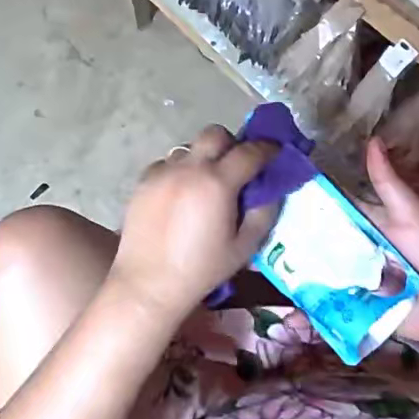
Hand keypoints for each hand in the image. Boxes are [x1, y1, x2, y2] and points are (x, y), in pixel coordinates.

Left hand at [107, 125, 279, 321]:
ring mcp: (163, 171)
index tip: (275, 152)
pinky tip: (180, 195)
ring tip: (205, 184)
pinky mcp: (143, 180)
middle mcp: (190, 168)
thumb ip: (264, 213)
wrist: (148, 284)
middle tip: (236, 166)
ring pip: (189, 148)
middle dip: (231, 144)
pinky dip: (179, 171)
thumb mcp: (244, 247)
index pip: (250, 151)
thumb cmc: (201, 270)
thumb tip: (271, 188)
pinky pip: (167, 163)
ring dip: (203, 158)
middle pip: (215, 134)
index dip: (267, 148)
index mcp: (218, 183)